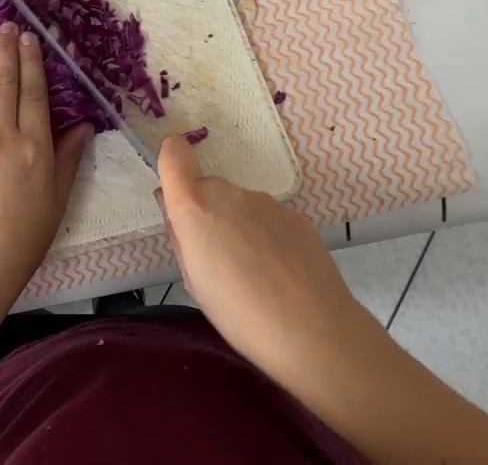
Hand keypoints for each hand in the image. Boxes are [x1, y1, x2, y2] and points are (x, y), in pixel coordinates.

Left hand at [0, 25, 93, 309]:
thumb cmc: (23, 236)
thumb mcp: (58, 199)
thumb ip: (69, 157)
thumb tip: (82, 123)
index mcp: (34, 148)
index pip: (34, 92)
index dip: (32, 61)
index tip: (31, 37)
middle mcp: (1, 135)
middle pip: (4, 81)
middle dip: (7, 49)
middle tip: (9, 25)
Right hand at [155, 134, 374, 373]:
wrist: (315, 333)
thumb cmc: (238, 313)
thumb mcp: (193, 280)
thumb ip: (181, 237)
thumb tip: (177, 211)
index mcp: (194, 205)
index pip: (174, 154)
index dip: (172, 162)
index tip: (176, 191)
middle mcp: (229, 193)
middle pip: (209, 190)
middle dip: (208, 215)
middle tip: (219, 260)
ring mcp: (267, 203)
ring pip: (241, 207)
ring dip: (240, 229)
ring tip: (256, 275)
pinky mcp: (297, 217)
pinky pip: (269, 221)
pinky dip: (268, 239)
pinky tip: (282, 275)